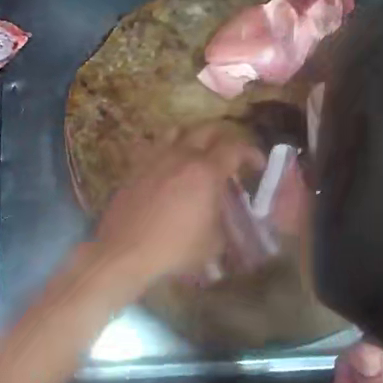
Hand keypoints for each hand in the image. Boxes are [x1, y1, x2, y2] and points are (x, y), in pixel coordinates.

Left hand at [87, 123, 263, 291]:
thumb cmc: (174, 249)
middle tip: (229, 154)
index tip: (257, 164)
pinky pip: (153, 149)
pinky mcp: (133, 169)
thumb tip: (220, 212)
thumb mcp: (213, 242)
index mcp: (205, 171)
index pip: (235, 148)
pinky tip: (168, 168)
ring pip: (176, 132)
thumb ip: (222, 219)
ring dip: (192, 137)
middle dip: (224, 137)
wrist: (124, 253)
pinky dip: (166, 151)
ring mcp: (153, 160)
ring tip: (197, 153)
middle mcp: (180, 157)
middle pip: (206, 130)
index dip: (251, 153)